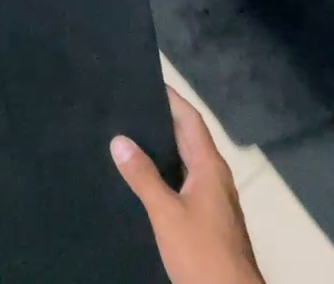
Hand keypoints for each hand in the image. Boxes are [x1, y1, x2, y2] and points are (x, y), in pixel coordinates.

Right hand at [113, 88, 265, 283]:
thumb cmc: (202, 251)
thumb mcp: (166, 212)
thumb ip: (143, 176)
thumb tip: (119, 139)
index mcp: (210, 167)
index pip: (191, 120)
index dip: (172, 99)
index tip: (149, 81)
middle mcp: (215, 177)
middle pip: (189, 138)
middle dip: (164, 120)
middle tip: (130, 106)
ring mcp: (214, 200)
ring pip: (187, 162)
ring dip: (164, 147)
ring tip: (131, 136)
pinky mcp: (209, 219)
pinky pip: (185, 182)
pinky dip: (167, 172)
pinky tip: (145, 180)